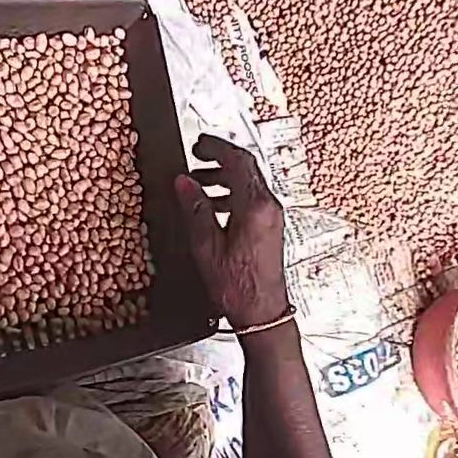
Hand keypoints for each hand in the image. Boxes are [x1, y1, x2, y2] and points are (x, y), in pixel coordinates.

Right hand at [174, 135, 289, 328]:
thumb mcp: (207, 248)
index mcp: (254, 207)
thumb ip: (196, 210)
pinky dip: (232, 194)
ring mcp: (272, 218)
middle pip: (247, 168)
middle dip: (220, 158)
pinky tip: (213, 207)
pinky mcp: (270, 228)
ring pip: (249, 183)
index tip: (198, 143)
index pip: (237, 161)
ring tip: (199, 183)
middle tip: (197, 155)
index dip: (216, 147)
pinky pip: (252, 200)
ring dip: (224, 177)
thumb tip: (184, 183)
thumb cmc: (238, 288)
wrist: (262, 313)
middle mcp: (269, 208)